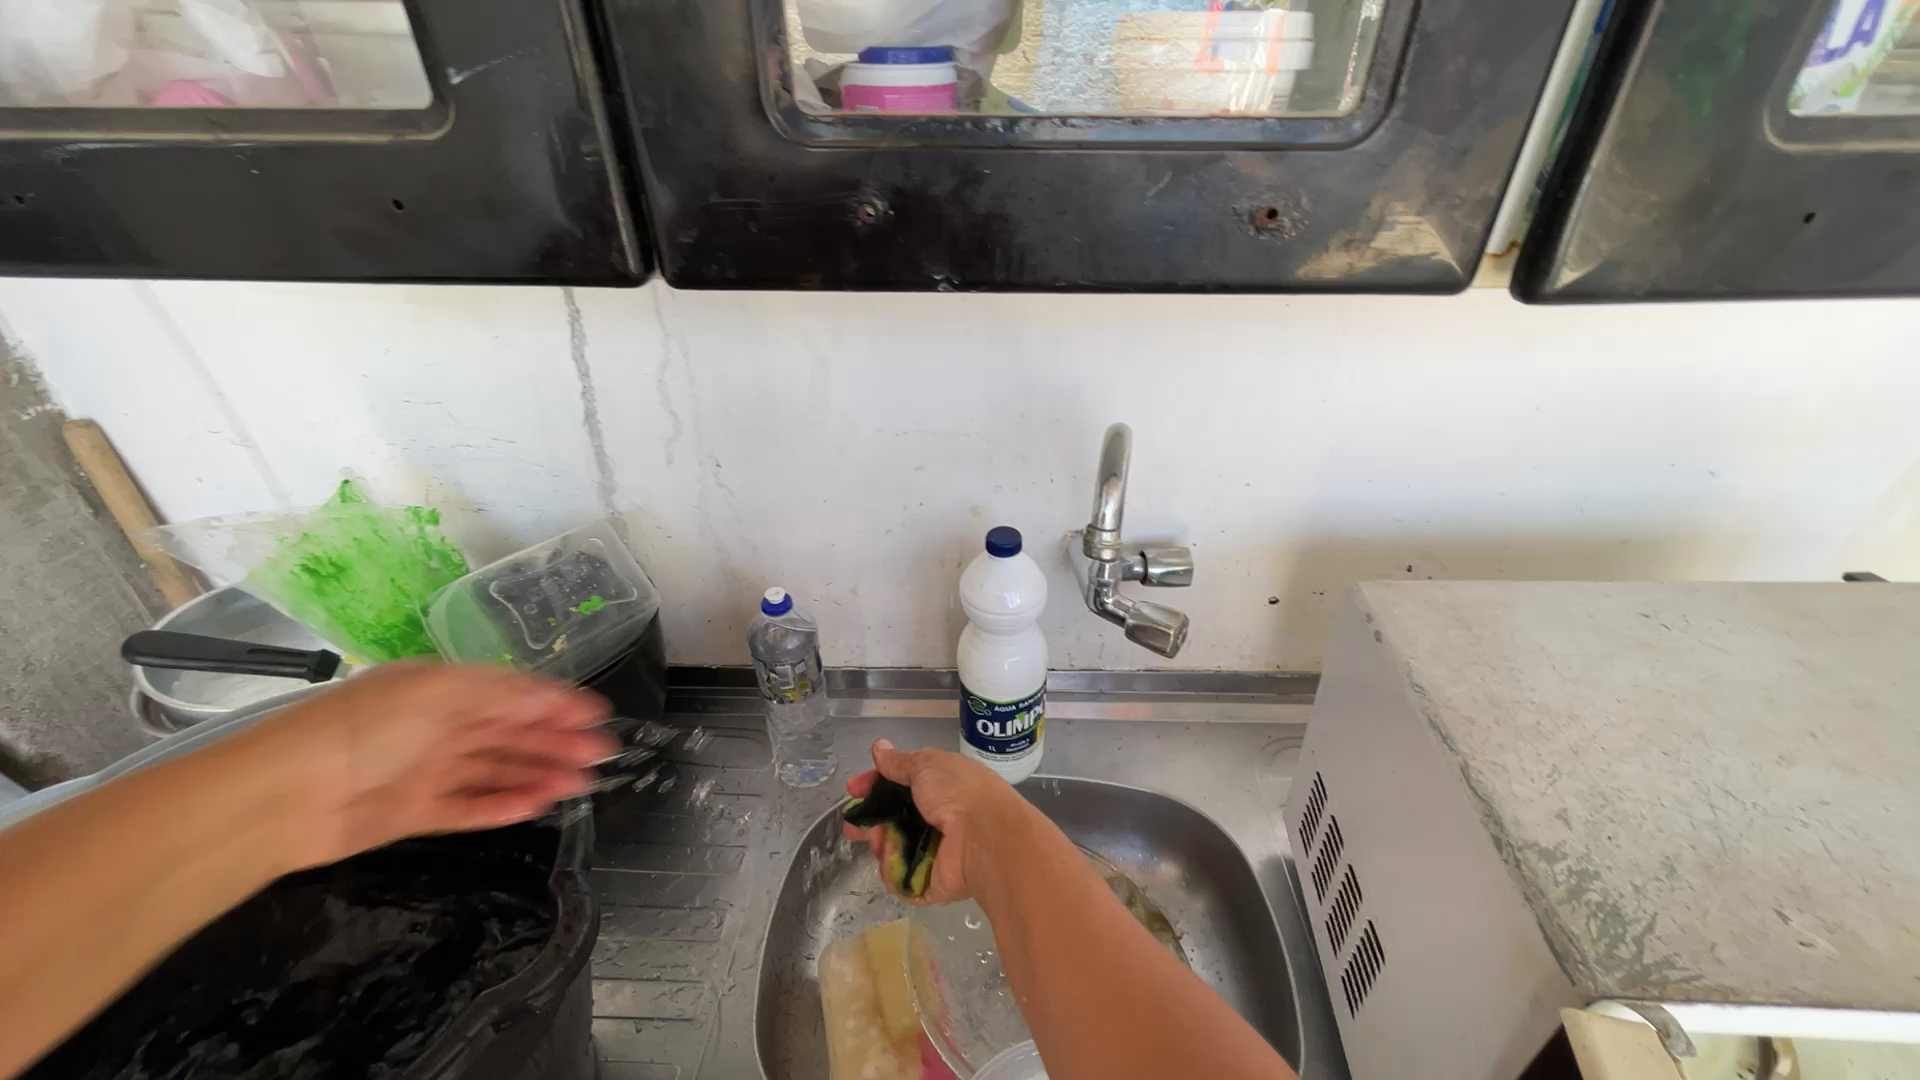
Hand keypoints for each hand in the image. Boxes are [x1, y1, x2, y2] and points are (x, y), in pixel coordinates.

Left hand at [243, 662, 617, 870]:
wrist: (281, 797)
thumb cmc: (366, 728)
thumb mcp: (440, 693)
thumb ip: (504, 696)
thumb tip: (555, 701)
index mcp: (445, 689)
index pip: (514, 694)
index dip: (558, 704)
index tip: (598, 716)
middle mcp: (439, 726)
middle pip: (511, 733)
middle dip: (558, 740)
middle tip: (601, 754)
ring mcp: (427, 771)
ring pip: (497, 770)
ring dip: (539, 773)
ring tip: (580, 785)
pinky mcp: (415, 812)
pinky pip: (469, 807)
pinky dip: (503, 806)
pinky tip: (536, 806)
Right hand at [842, 738, 1028, 905]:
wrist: (986, 837)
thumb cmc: (957, 793)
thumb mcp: (927, 766)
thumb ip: (900, 762)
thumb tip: (879, 747)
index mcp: (939, 786)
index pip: (900, 784)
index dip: (874, 784)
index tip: (853, 789)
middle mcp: (937, 817)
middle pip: (894, 819)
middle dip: (870, 821)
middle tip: (853, 826)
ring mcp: (934, 851)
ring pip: (894, 848)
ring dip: (881, 843)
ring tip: (879, 840)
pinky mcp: (930, 881)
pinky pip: (901, 877)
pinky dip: (892, 869)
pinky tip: (892, 860)